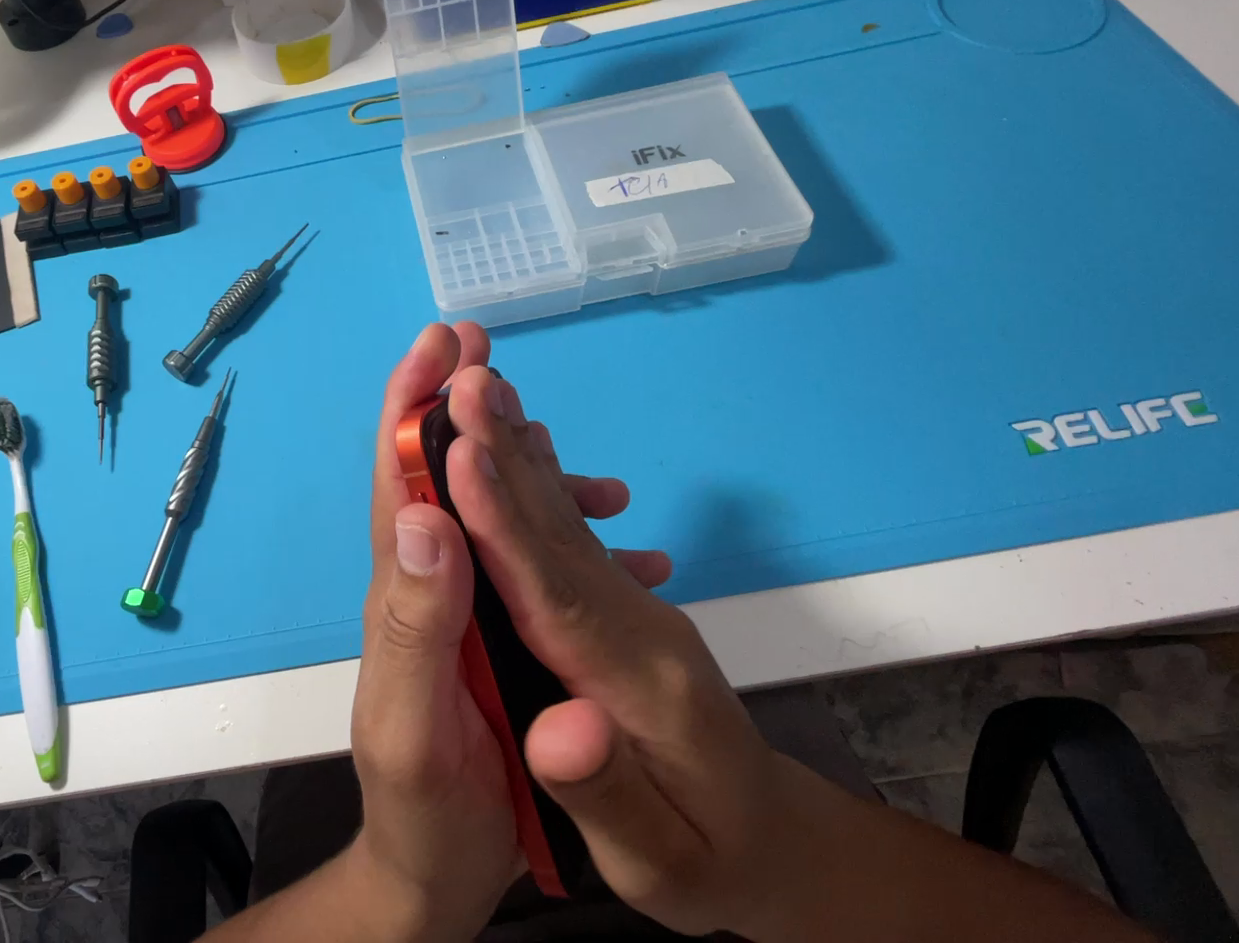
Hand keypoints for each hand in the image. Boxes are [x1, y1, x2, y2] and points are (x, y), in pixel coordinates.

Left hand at [348, 322, 676, 938]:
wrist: (442, 871)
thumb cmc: (423, 806)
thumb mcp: (416, 724)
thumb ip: (416, 626)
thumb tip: (424, 514)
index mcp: (403, 594)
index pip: (400, 481)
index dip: (413, 406)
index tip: (442, 345)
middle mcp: (432, 583)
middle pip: (446, 477)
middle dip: (467, 410)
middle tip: (498, 359)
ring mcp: (471, 605)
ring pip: (498, 513)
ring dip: (534, 474)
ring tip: (594, 473)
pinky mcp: (506, 632)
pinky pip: (538, 566)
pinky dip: (579, 542)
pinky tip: (633, 548)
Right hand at [433, 358, 795, 936]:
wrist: (777, 839)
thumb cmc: (707, 861)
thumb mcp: (658, 864)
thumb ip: (605, 794)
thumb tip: (557, 728)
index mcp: (637, 680)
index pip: (554, 590)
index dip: (502, 521)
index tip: (461, 454)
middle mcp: (635, 621)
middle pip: (554, 530)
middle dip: (502, 451)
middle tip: (461, 374)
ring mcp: (633, 604)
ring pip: (560, 517)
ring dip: (516, 447)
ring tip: (479, 382)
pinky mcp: (623, 603)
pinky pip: (568, 532)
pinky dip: (535, 480)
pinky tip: (515, 442)